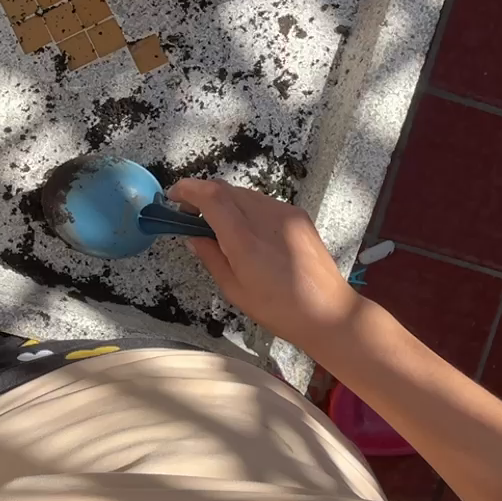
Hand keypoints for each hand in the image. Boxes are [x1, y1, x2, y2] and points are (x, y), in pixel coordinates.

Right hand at [165, 179, 364, 356]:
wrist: (328, 311)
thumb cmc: (279, 309)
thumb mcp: (235, 289)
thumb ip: (211, 257)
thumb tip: (193, 237)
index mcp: (245, 240)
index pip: (211, 196)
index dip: (188, 189)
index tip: (173, 196)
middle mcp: (265, 218)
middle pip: (225, 189)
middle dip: (202, 194)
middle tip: (189, 212)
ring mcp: (285, 213)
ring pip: (244, 193)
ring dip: (224, 200)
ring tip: (216, 222)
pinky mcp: (298, 215)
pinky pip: (263, 201)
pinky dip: (246, 207)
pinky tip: (245, 228)